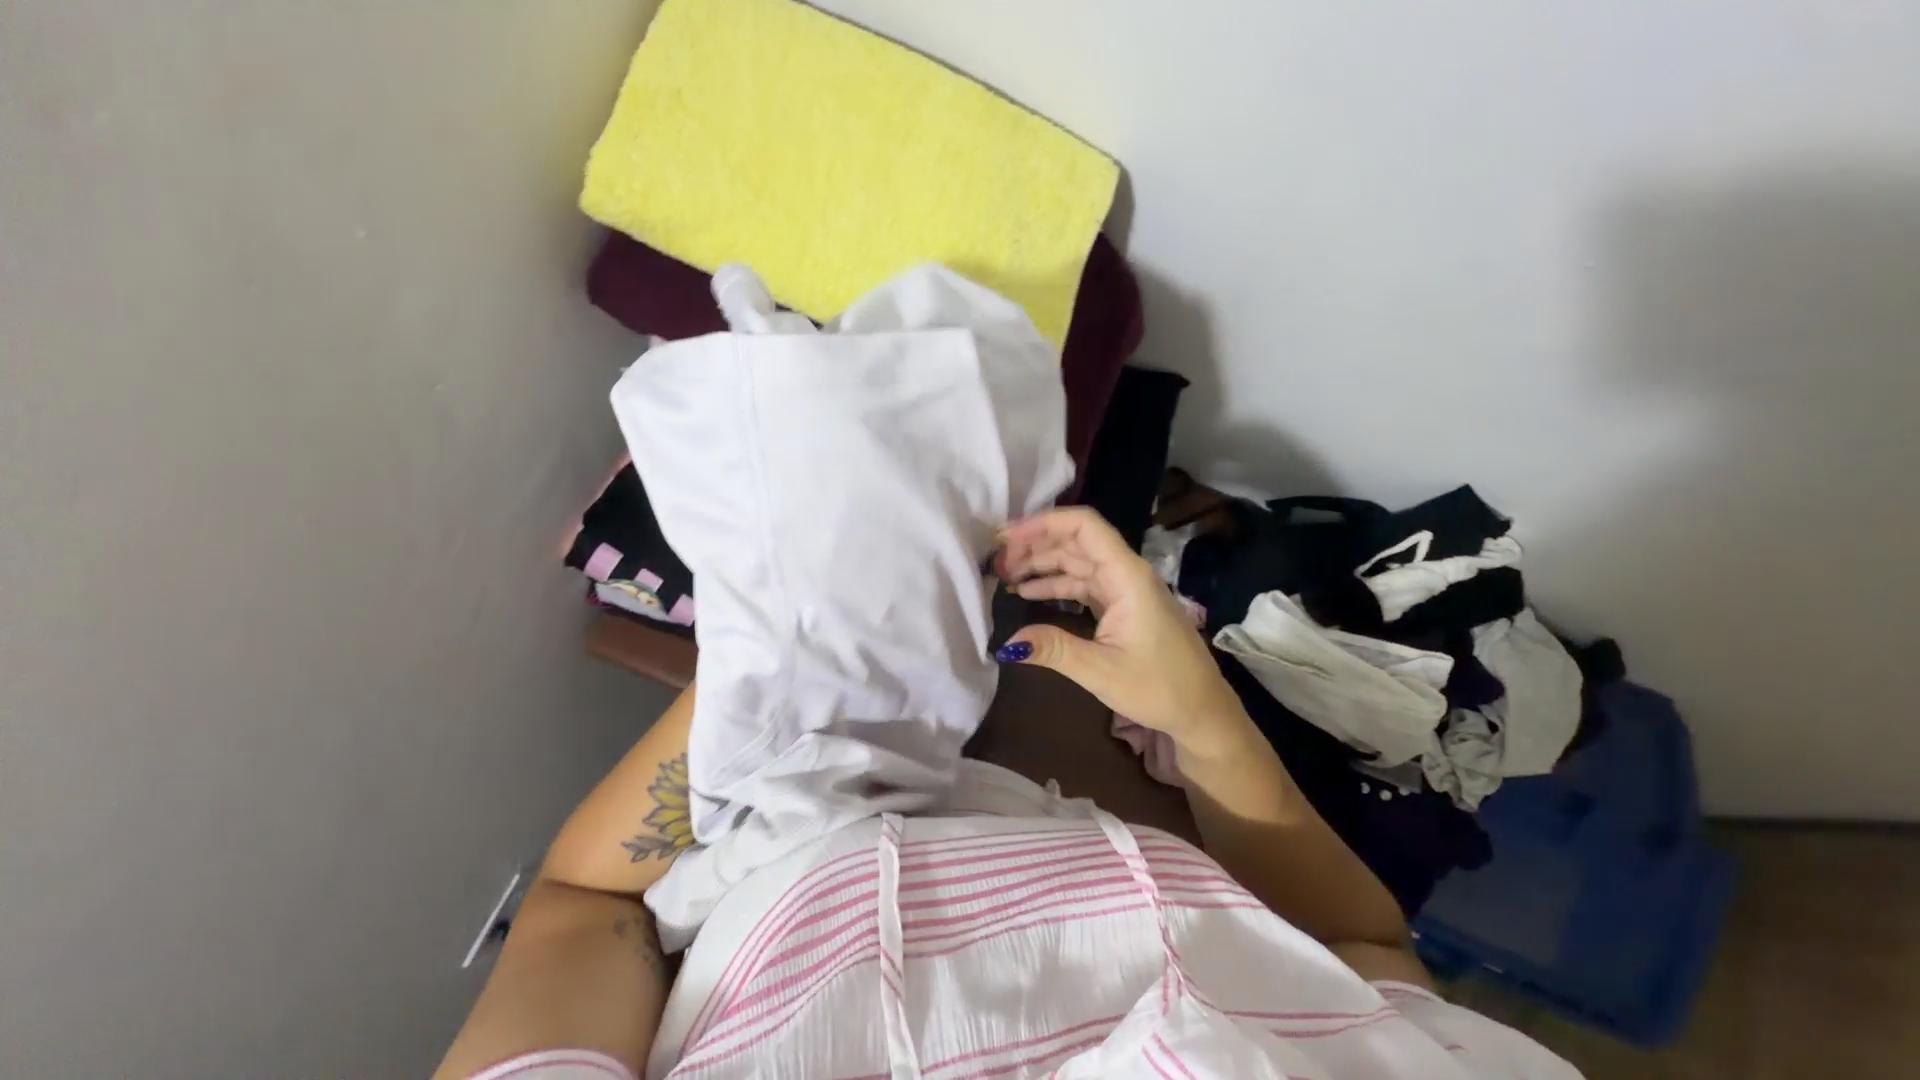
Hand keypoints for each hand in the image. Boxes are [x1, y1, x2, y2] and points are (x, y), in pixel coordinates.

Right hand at [996, 507, 1248, 754]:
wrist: (1202, 711)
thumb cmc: (1159, 687)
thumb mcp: (1101, 671)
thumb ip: (1053, 649)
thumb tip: (1006, 644)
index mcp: (1127, 576)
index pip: (1084, 526)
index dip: (1043, 523)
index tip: (1006, 536)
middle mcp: (1127, 573)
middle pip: (1076, 542)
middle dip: (1034, 545)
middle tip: (995, 560)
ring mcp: (1126, 589)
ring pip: (1078, 563)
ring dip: (1042, 565)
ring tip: (1004, 576)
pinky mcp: (1124, 606)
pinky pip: (1084, 585)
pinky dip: (1056, 586)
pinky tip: (1029, 595)